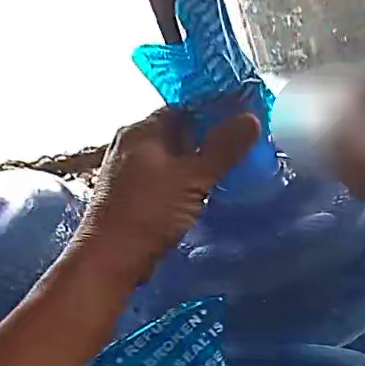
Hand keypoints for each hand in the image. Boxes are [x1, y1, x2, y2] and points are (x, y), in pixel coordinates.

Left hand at [67, 107, 259, 285]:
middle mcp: (131, 145)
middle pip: (177, 134)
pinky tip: (202, 194)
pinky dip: (184, 182)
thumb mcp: (192, 178)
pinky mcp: (132, 197)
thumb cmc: (149, 211)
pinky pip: (165, 180)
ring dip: (196, 164)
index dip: (212, 111)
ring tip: (228, 171)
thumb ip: (223, 149)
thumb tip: (252, 118)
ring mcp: (129, 172)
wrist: (112, 257)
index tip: (241, 121)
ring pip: (171, 159)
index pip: (182, 108)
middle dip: (207, 139)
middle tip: (241, 148)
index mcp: (142, 131)